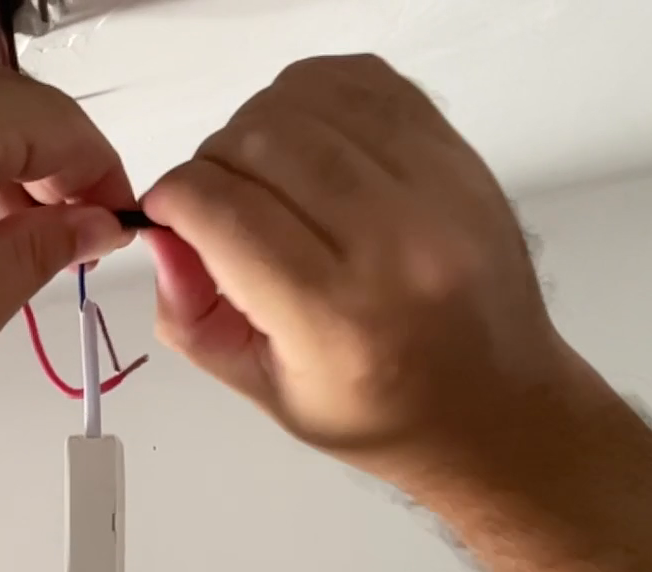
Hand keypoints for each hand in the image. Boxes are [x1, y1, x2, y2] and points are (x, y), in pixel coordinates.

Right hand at [142, 54, 599, 484]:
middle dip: (208, 164)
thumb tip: (161, 234)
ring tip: (256, 179)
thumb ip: (191, 316)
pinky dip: (309, 98)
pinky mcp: (457, 153)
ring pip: (304, 100)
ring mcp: (435, 188)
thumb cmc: (370, 412)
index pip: (224, 213)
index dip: (172, 198)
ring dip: (253, 129)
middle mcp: (392, 244)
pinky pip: (361, 80)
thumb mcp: (259, 388)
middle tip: (210, 205)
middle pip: (259, 144)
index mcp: (334, 321)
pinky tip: (302, 147)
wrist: (490, 402)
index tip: (164, 214)